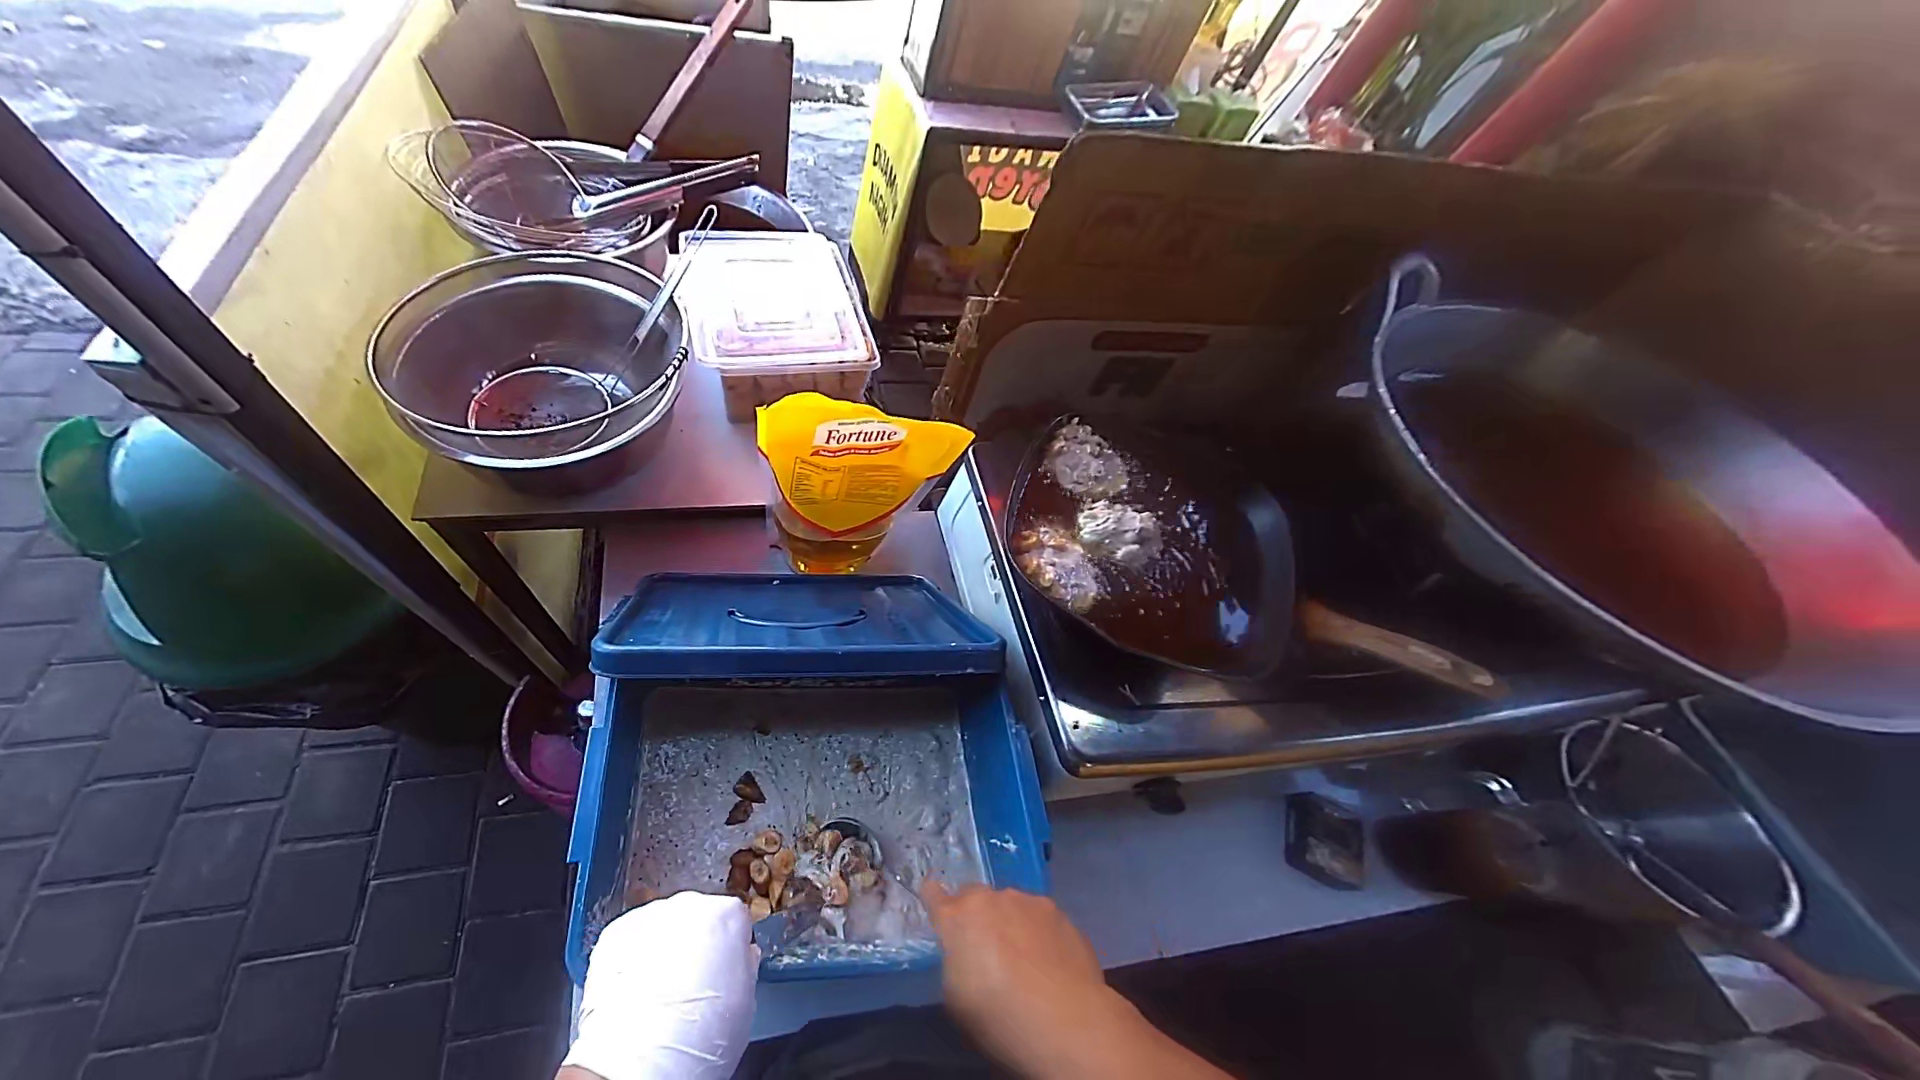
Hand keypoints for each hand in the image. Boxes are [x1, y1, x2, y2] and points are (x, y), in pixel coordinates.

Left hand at [561, 892, 757, 1079]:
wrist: (642, 1063)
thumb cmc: (699, 1037)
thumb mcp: (746, 1000)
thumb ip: (745, 964)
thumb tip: (739, 958)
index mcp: (728, 915)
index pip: (735, 919)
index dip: (729, 947)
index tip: (722, 969)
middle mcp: (690, 905)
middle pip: (698, 917)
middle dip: (695, 943)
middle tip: (689, 984)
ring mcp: (650, 917)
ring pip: (663, 926)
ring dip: (663, 949)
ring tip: (657, 993)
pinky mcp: (615, 933)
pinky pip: (632, 940)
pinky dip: (633, 959)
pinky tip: (635, 990)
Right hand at [925, 884, 1234, 1079]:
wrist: (1064, 1018)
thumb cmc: (997, 1014)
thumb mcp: (956, 997)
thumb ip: (955, 961)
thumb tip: (965, 951)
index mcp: (958, 918)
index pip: (935, 895)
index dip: (933, 896)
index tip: (932, 894)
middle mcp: (991, 898)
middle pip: (976, 897)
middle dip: (977, 914)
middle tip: (985, 946)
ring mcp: (1028, 901)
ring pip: (1011, 905)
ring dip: (1011, 922)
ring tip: (1024, 958)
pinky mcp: (1059, 912)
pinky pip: (1040, 918)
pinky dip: (1039, 932)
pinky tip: (1049, 961)